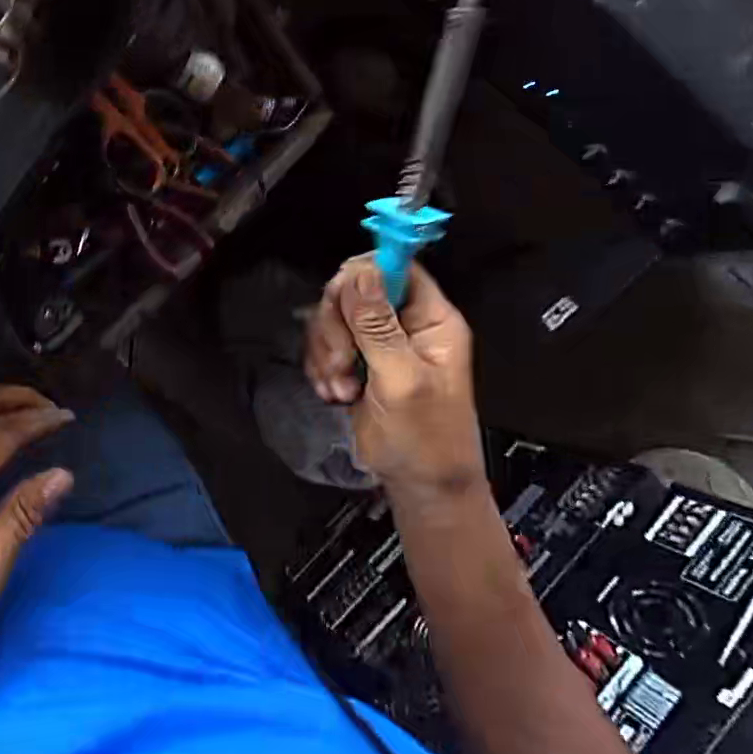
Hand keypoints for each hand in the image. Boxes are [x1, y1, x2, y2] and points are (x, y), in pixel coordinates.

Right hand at [304, 256, 484, 503]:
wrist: (419, 486)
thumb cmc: (425, 436)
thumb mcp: (402, 380)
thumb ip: (378, 326)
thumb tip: (359, 271)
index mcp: (430, 318)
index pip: (396, 267)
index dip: (365, 274)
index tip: (342, 301)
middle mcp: (403, 321)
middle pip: (354, 289)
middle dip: (337, 326)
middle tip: (342, 364)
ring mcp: (377, 341)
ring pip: (333, 317)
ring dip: (326, 352)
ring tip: (340, 390)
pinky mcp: (355, 361)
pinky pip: (324, 344)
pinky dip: (322, 368)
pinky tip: (333, 394)